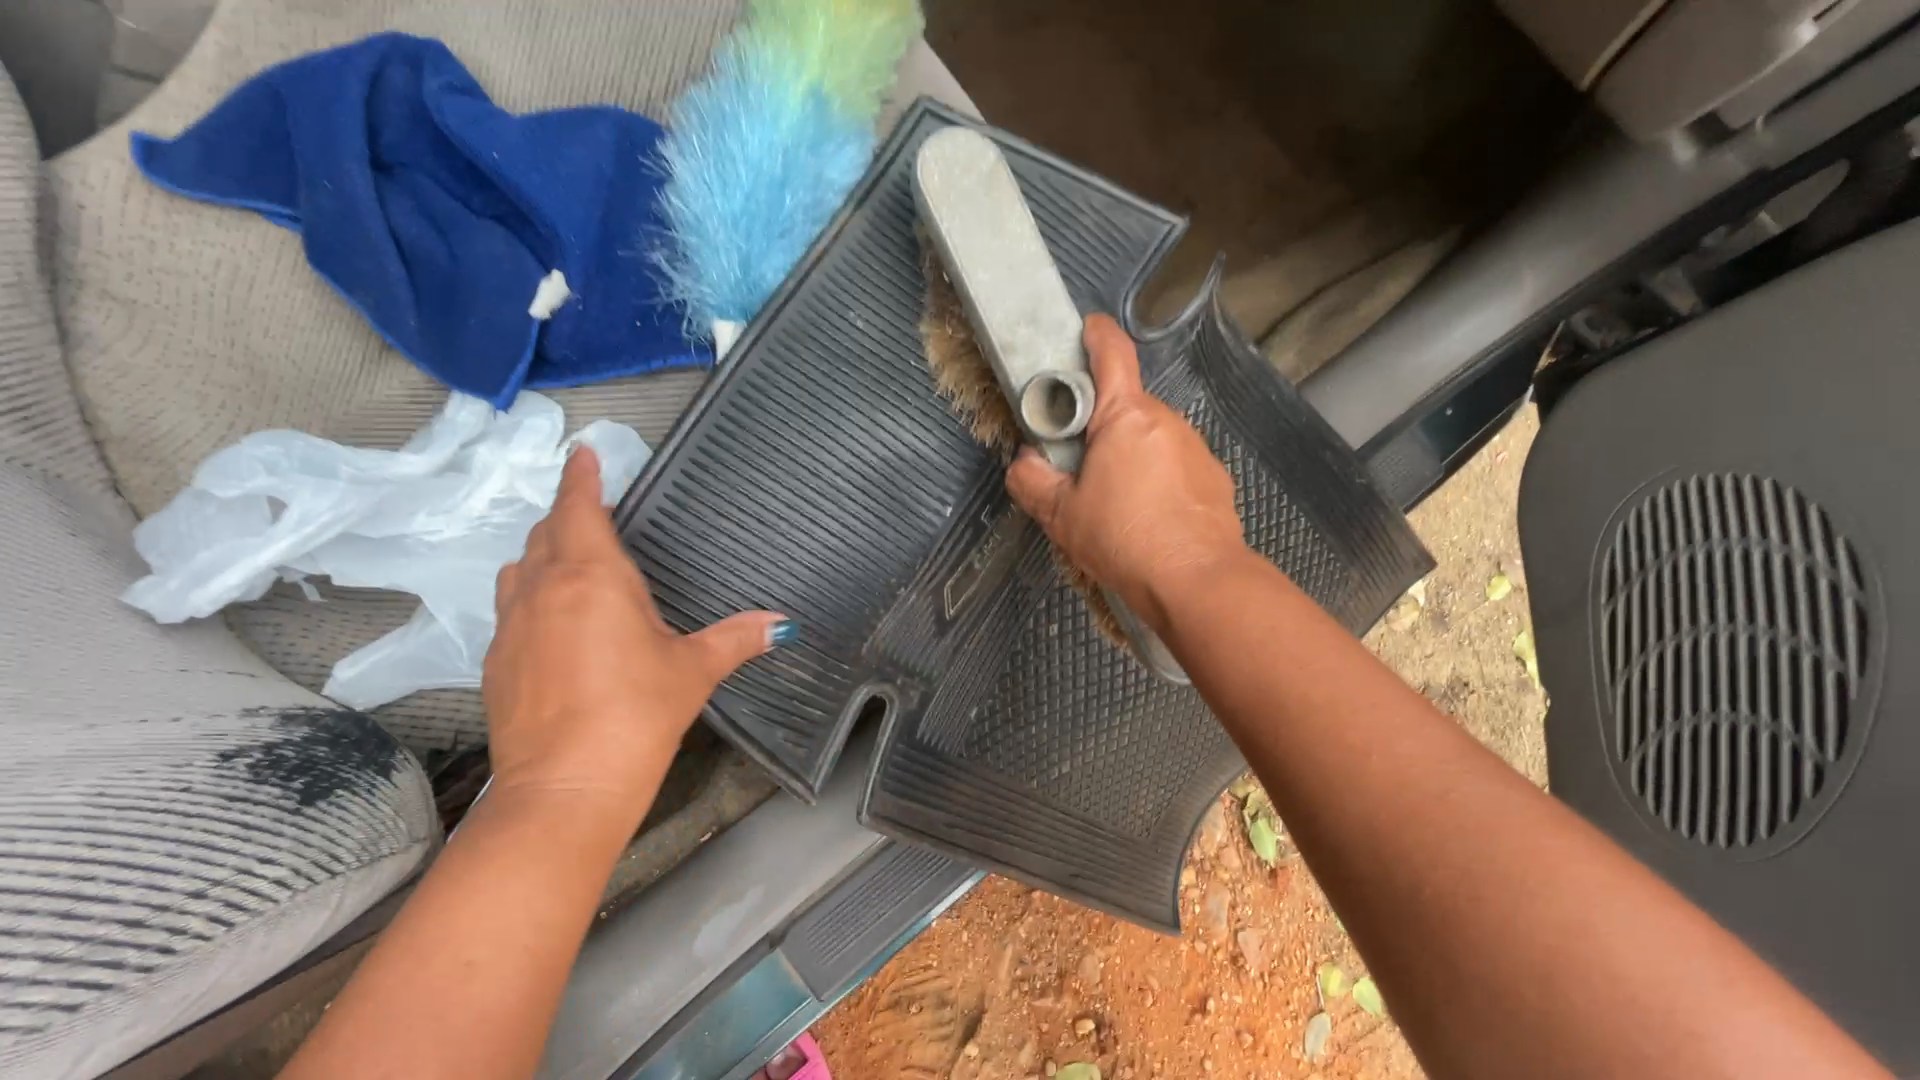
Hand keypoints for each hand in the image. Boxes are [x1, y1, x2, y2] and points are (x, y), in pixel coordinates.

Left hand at [483, 446, 788, 821]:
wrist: (565, 787)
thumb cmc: (636, 713)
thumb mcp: (692, 670)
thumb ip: (736, 638)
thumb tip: (783, 624)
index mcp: (593, 577)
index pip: (580, 508)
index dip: (581, 477)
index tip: (581, 452)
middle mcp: (543, 589)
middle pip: (546, 534)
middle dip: (567, 515)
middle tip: (590, 511)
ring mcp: (510, 626)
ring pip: (520, 570)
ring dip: (542, 556)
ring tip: (569, 564)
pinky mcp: (495, 663)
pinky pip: (510, 611)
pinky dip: (531, 600)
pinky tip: (555, 628)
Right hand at [1005, 314, 1246, 627]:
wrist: (1197, 582)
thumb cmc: (1125, 539)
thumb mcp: (1060, 515)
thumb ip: (1031, 480)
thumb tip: (1024, 462)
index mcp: (1125, 416)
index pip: (1112, 352)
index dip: (1094, 334)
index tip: (1081, 334)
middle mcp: (1165, 420)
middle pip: (1124, 406)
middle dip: (1098, 426)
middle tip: (1075, 466)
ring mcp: (1194, 448)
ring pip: (1149, 439)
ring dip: (1127, 457)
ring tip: (1111, 504)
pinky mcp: (1212, 478)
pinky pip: (1173, 466)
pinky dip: (1155, 481)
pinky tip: (1145, 520)